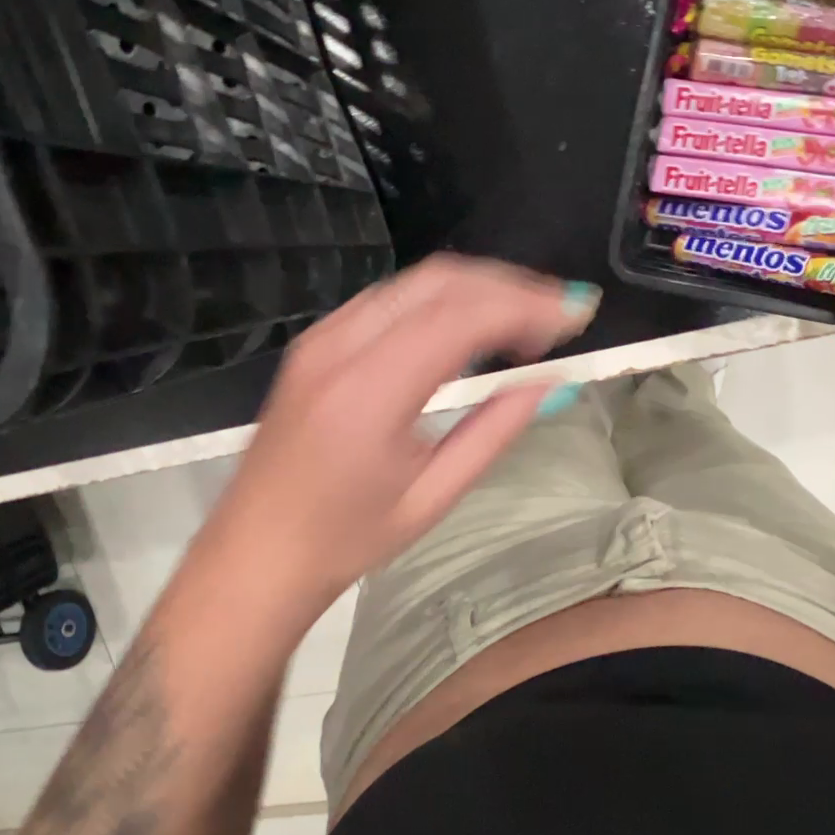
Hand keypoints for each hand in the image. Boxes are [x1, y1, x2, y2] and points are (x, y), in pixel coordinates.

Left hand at [206, 254, 598, 608]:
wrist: (256, 553)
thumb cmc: (344, 540)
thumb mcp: (431, 497)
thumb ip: (492, 434)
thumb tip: (550, 386)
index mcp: (368, 392)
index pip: (461, 316)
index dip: (527, 306)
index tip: (578, 314)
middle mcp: (339, 347)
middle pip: (439, 281)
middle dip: (509, 286)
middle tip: (561, 314)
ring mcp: (321, 339)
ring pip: (414, 283)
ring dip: (476, 289)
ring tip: (527, 322)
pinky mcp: (316, 344)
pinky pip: (389, 300)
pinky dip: (440, 301)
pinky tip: (471, 329)